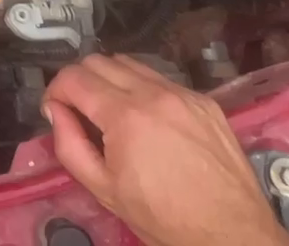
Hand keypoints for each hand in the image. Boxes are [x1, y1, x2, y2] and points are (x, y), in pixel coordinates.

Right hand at [44, 55, 288, 245]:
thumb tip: (56, 111)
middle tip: (81, 111)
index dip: (55, 91)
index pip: (73, 77)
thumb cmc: (164, 218)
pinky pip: (161, 80)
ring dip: (110, 80)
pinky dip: (143, 90)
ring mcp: (183, 94)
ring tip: (113, 111)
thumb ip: (68, 144)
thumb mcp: (103, 189)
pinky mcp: (205, 102)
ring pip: (129, 63)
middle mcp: (153, 93)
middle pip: (97, 61)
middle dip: (79, 81)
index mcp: (125, 115)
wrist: (234, 238)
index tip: (56, 110)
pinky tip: (150, 121)